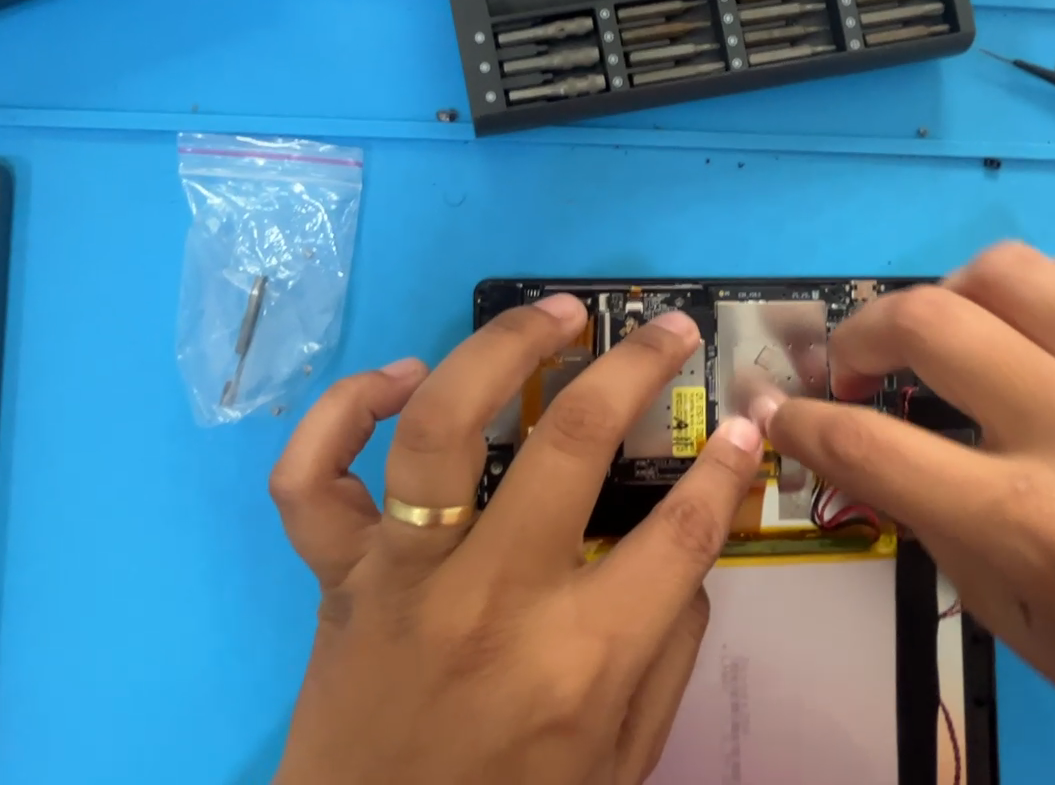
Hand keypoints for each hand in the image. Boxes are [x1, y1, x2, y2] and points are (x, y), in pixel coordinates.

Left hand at [270, 295, 765, 784]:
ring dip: (502, 348)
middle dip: (632, 368)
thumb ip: (668, 652)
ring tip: (552, 315)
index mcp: (577, 659)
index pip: (682, 534)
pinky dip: (343, 411)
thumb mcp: (622, 761)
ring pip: (439, 427)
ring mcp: (398, 577)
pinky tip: (400, 379)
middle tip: (664, 330)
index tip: (743, 422)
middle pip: (569, 444)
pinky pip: (311, 478)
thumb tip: (688, 550)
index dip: (726, 467)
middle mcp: (487, 599)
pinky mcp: (333, 574)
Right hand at [758, 241, 1054, 783]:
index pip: (867, 444)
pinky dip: (1047, 283)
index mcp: (1034, 527)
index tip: (774, 412)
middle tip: (853, 372)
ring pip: (1009, 270)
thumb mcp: (1007, 617)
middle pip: (927, 323)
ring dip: (945, 295)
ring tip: (943, 339)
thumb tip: (848, 443)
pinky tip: (1037, 326)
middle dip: (856, 338)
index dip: (799, 422)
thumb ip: (922, 514)